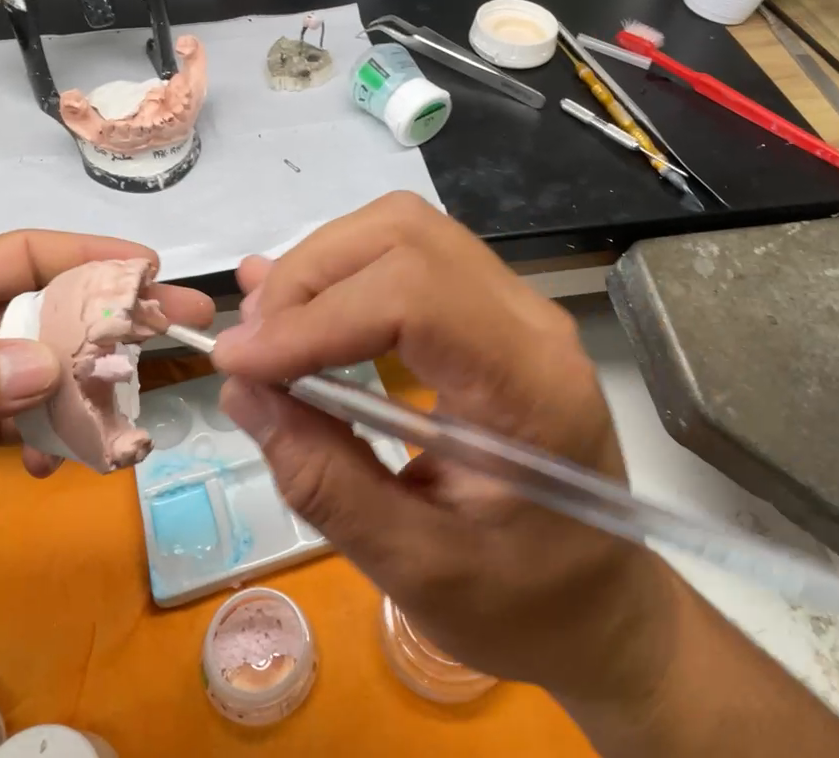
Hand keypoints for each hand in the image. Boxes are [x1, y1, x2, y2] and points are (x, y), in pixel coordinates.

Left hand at [0, 232, 213, 625]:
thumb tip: (51, 363)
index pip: (17, 259)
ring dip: (94, 388)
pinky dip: (59, 441)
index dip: (84, 253)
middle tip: (183, 330)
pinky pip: (27, 432)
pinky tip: (67, 464)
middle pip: (49, 316)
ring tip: (140, 411)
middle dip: (115, 319)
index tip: (148, 269)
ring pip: (46, 377)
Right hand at [209, 194, 678, 709]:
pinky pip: (413, 261)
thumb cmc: (524, 604)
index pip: (416, 298)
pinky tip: (295, 306)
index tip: (239, 365)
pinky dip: (345, 276)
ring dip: (322, 270)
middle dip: (310, 278)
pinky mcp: (492, 317)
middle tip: (252, 349)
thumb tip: (243, 391)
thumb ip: (326, 480)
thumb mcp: (416, 569)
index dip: (314, 317)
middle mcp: (532, 324)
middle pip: (408, 238)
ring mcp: (516, 311)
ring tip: (267, 332)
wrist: (599, 603)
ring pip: (406, 234)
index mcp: (531, 388)